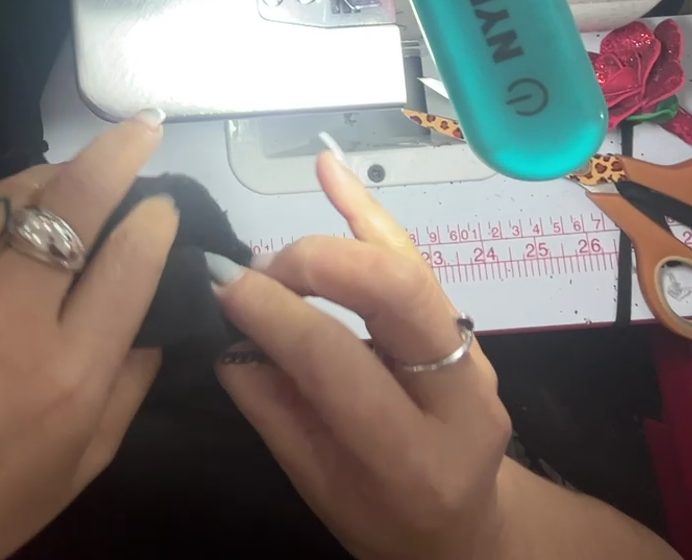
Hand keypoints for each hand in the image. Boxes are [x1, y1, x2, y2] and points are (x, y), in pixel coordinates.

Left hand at [0, 80, 178, 559]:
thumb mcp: (79, 464)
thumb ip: (130, 385)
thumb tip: (157, 309)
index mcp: (67, 371)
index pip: (132, 261)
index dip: (155, 219)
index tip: (159, 208)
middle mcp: (11, 314)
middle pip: (79, 204)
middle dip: (123, 154)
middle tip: (144, 129)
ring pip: (15, 190)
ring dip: (55, 172)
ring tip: (72, 174)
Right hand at [209, 149, 513, 559]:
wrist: (462, 526)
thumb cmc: (377, 514)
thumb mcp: (310, 479)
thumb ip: (263, 395)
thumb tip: (223, 313)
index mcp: (415, 456)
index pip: (337, 360)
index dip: (272, 311)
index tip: (220, 283)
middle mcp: (462, 395)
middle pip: (393, 290)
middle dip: (310, 261)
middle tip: (257, 274)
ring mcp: (472, 350)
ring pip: (403, 263)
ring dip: (328, 242)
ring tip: (276, 256)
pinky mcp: (460, 320)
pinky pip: (408, 252)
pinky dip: (362, 208)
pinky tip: (327, 168)